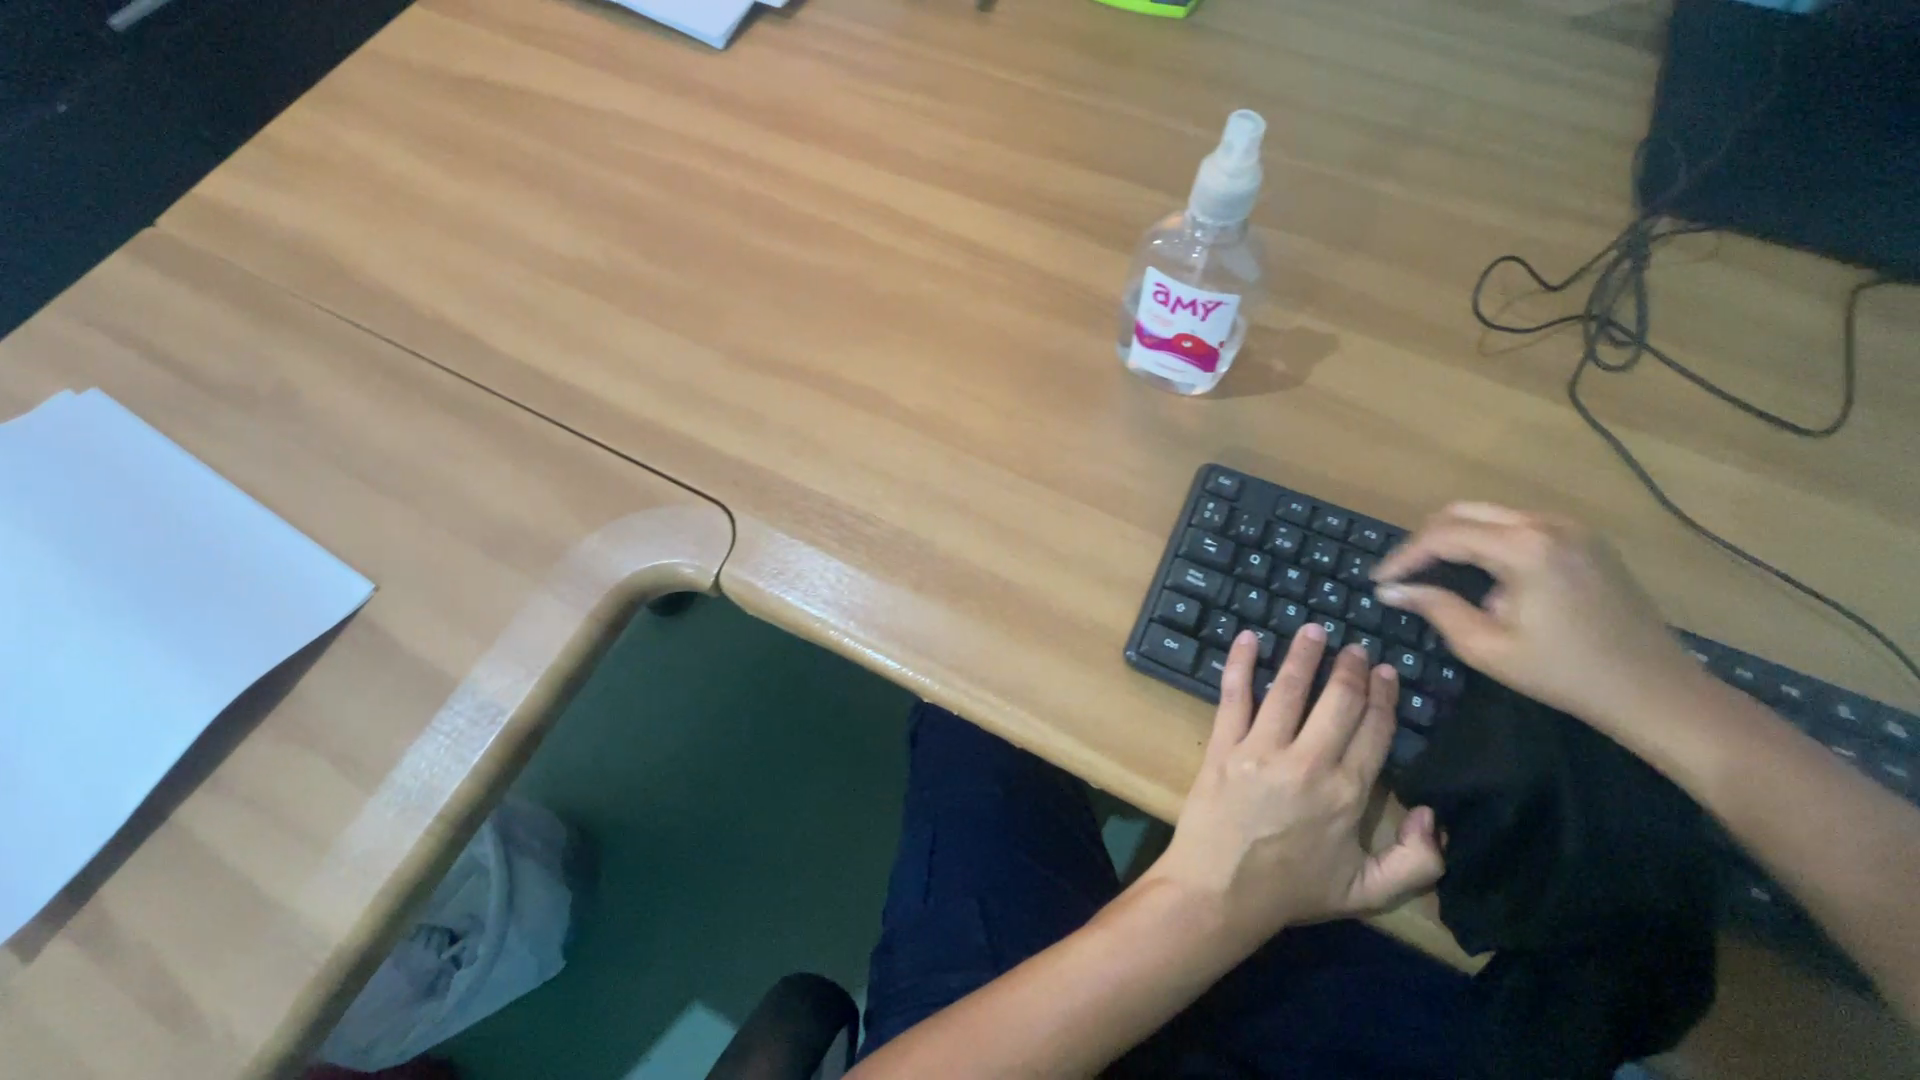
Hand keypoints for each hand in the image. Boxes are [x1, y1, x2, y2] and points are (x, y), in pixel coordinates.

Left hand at [1140, 625, 1444, 956]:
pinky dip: (1239, 664)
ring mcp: (1261, 751)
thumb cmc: (1292, 892)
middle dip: (1350, 669)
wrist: (1219, 895)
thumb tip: (1432, 815)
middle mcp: (1308, 763)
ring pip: (1288, 690)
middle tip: (1355, 648)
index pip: (1374, 730)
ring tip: (1314, 631)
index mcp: (1348, 794)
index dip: (1383, 697)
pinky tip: (1247, 638)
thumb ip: (1418, 862)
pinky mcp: (1223, 748)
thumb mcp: (1368, 893)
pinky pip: (1233, 697)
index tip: (1385, 671)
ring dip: (1303, 656)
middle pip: (1337, 702)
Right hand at [1371, 501, 1699, 729]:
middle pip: (1464, 513)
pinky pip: (1520, 528)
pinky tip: (1480, 579)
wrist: (1654, 690)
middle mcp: (1548, 525)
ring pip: (1492, 516)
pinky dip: (1488, 544)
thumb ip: (1436, 609)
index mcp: (1525, 548)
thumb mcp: (1487, 647)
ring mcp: (1572, 529)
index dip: (1404, 556)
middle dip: (1426, 541)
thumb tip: (1392, 590)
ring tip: (1433, 576)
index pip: (1444, 535)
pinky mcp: (1586, 542)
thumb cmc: (1565, 674)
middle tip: (1402, 575)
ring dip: (1456, 540)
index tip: (1379, 581)